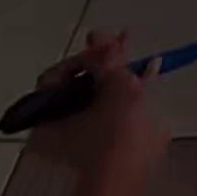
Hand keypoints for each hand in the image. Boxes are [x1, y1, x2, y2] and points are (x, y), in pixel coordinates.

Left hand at [29, 31, 167, 195]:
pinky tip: (148, 69)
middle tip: (119, 43)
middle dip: (104, 59)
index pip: (54, 76)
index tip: (102, 47)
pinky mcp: (109, 130)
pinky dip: (133, 83)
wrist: (133, 160)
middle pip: (79, 80)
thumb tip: (98, 35)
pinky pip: (118, 99)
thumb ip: (105, 56)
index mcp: (48, 115)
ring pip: (101, 88)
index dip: (80, 57)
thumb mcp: (111, 82)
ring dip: (121, 68)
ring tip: (135, 52)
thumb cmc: (111, 134)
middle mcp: (60, 123)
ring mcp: (85, 128)